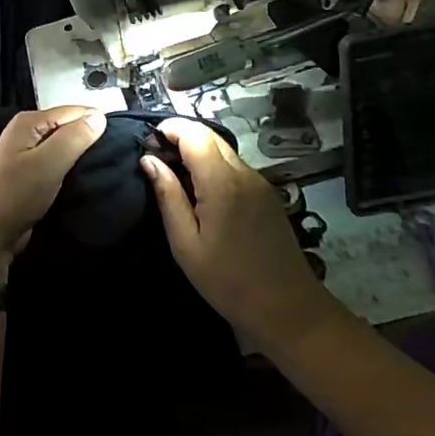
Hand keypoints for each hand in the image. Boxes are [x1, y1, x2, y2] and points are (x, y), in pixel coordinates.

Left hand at [0, 106, 105, 279]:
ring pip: (65, 148)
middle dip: (90, 140)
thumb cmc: (15, 195)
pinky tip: (86, 180)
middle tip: (116, 156)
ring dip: (82, 158)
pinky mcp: (30, 176)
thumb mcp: (48, 163)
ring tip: (106, 168)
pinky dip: (71, 171)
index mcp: (29, 122)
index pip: (74, 111)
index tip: (121, 140)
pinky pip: (58, 166)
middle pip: (69, 128)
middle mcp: (27, 133)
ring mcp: (27, 155)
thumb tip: (100, 116)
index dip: (97, 123)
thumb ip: (75, 137)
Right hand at [143, 118, 340, 348]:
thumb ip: (168, 196)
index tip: (148, 142)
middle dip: (182, 138)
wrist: (286, 307)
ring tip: (176, 177)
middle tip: (157, 159)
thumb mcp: (185, 244)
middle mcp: (244, 172)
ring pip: (224, 151)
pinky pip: (236, 167)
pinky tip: (203, 192)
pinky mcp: (267, 194)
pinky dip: (215, 166)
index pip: (195, 134)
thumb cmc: (227, 281)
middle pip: (211, 137)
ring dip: (198, 152)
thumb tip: (149, 160)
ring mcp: (259, 182)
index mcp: (222, 182)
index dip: (170, 128)